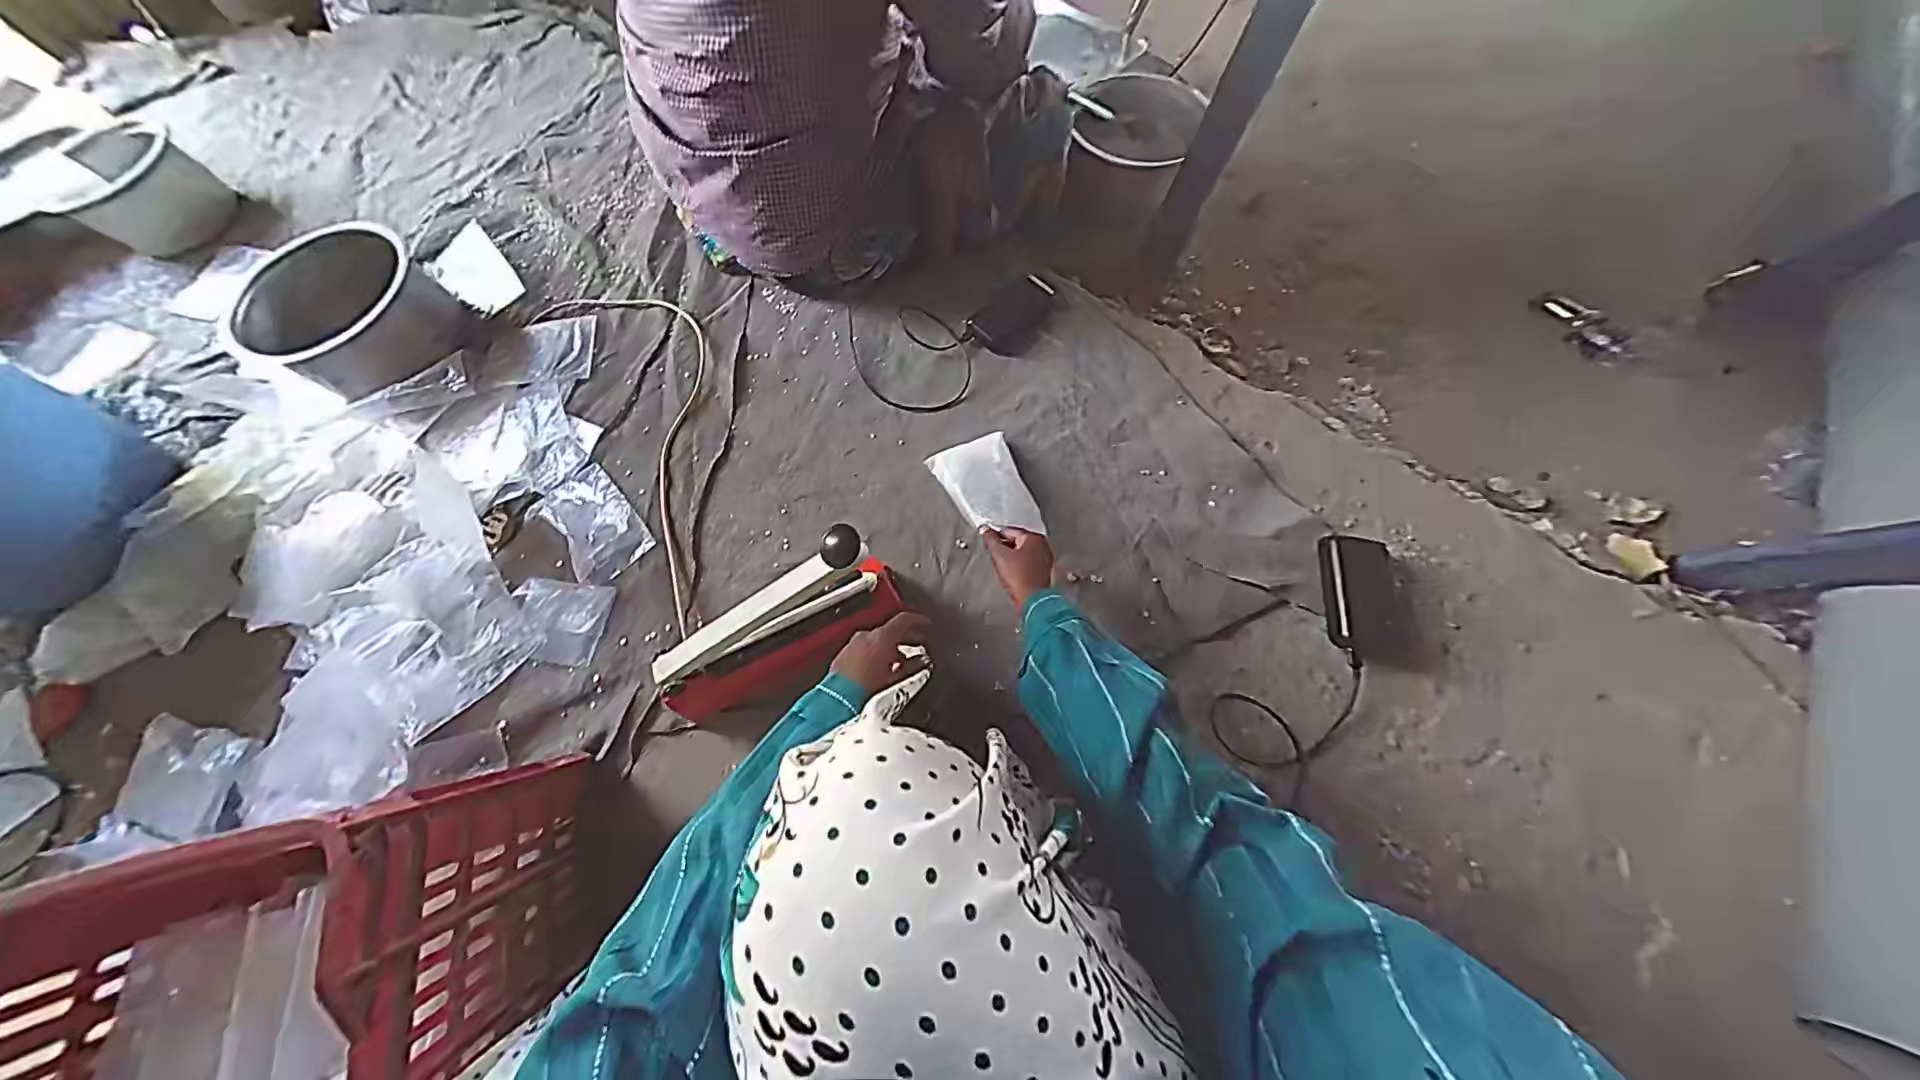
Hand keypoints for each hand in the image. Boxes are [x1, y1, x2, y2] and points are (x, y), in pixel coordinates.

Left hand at [830, 612, 933, 693]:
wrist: (839, 704)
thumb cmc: (866, 693)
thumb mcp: (900, 680)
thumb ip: (914, 666)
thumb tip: (921, 663)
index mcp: (880, 637)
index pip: (904, 620)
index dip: (919, 621)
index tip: (927, 625)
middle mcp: (864, 637)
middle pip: (890, 630)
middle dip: (906, 637)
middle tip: (918, 642)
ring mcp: (851, 646)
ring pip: (876, 640)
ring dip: (890, 648)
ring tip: (900, 662)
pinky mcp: (842, 657)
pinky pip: (863, 650)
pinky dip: (875, 655)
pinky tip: (881, 669)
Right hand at [982, 526, 1053, 607]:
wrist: (1032, 601)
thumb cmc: (1020, 579)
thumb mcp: (999, 555)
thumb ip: (991, 540)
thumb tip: (986, 531)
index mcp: (1034, 538)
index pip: (1009, 530)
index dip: (995, 535)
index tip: (988, 539)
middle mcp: (1043, 546)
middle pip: (1017, 541)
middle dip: (1004, 547)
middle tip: (995, 555)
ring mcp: (1045, 559)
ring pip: (1023, 552)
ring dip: (1012, 557)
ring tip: (1005, 567)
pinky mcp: (1043, 572)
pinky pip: (1027, 563)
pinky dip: (1019, 566)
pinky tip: (1013, 574)